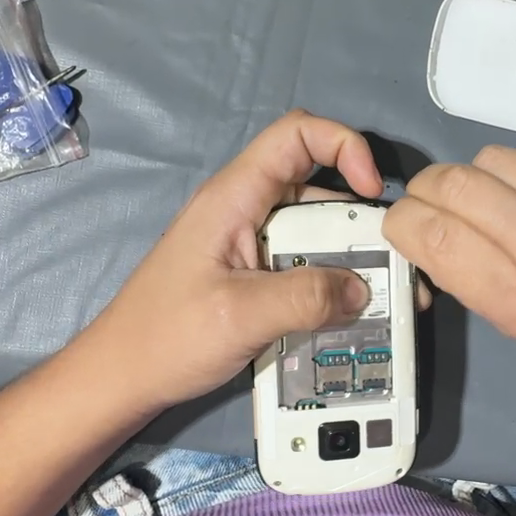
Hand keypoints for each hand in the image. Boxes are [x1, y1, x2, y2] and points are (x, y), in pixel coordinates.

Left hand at [72, 110, 386, 420]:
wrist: (121, 380)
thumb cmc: (166, 338)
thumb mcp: (240, 315)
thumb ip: (306, 297)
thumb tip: (362, 290)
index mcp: (235, 197)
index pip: (296, 135)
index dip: (343, 146)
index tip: (371, 191)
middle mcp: (247, 211)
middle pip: (318, 189)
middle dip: (361, 221)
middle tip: (394, 263)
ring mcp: (251, 244)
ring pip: (317, 232)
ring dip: (352, 258)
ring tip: (386, 295)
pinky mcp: (255, 275)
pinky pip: (306, 264)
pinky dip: (333, 282)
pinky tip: (351, 313)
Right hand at [383, 139, 515, 366]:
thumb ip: (466, 272)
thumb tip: (417, 220)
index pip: (437, 239)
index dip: (404, 220)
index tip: (405, 219)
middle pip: (457, 186)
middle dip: (431, 187)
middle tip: (437, 195)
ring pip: (493, 157)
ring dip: (486, 175)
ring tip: (511, 198)